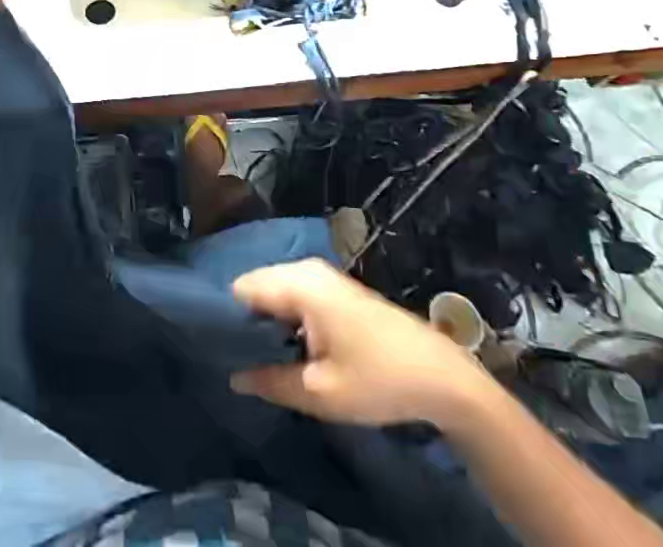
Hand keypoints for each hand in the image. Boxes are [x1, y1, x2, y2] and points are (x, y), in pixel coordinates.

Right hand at [230, 260, 492, 426]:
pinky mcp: (336, 289)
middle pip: (256, 286)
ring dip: (265, 321)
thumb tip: (233, 376)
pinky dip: (284, 318)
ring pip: (274, 291)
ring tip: (258, 357)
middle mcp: (308, 269)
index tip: (218, 350)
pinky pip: (293, 295)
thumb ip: (269, 381)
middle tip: (237, 359)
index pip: (241, 288)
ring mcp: (324, 276)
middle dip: (244, 320)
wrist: (443, 378)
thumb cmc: (379, 381)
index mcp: (300, 284)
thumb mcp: (319, 392)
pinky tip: (286, 348)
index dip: (225, 318)